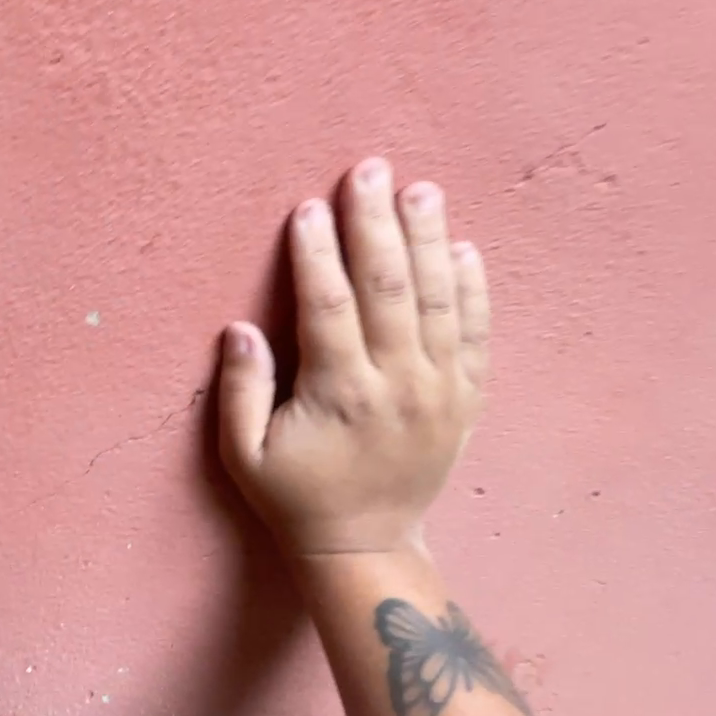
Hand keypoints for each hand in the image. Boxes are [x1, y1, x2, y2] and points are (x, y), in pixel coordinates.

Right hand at [216, 158, 489, 557]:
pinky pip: (475, 334)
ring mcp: (440, 389)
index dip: (317, 254)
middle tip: (370, 171)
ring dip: (428, 240)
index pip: (328, 306)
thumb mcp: (242, 452)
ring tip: (421, 191)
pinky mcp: (464, 399)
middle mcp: (398, 382)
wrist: (364, 544)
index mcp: (339, 392)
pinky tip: (464, 248)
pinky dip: (474, 288)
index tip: (308, 209)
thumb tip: (240, 328)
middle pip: (389, 288)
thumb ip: (241, 389)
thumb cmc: (291, 495)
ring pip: (439, 300)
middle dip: (376, 224)